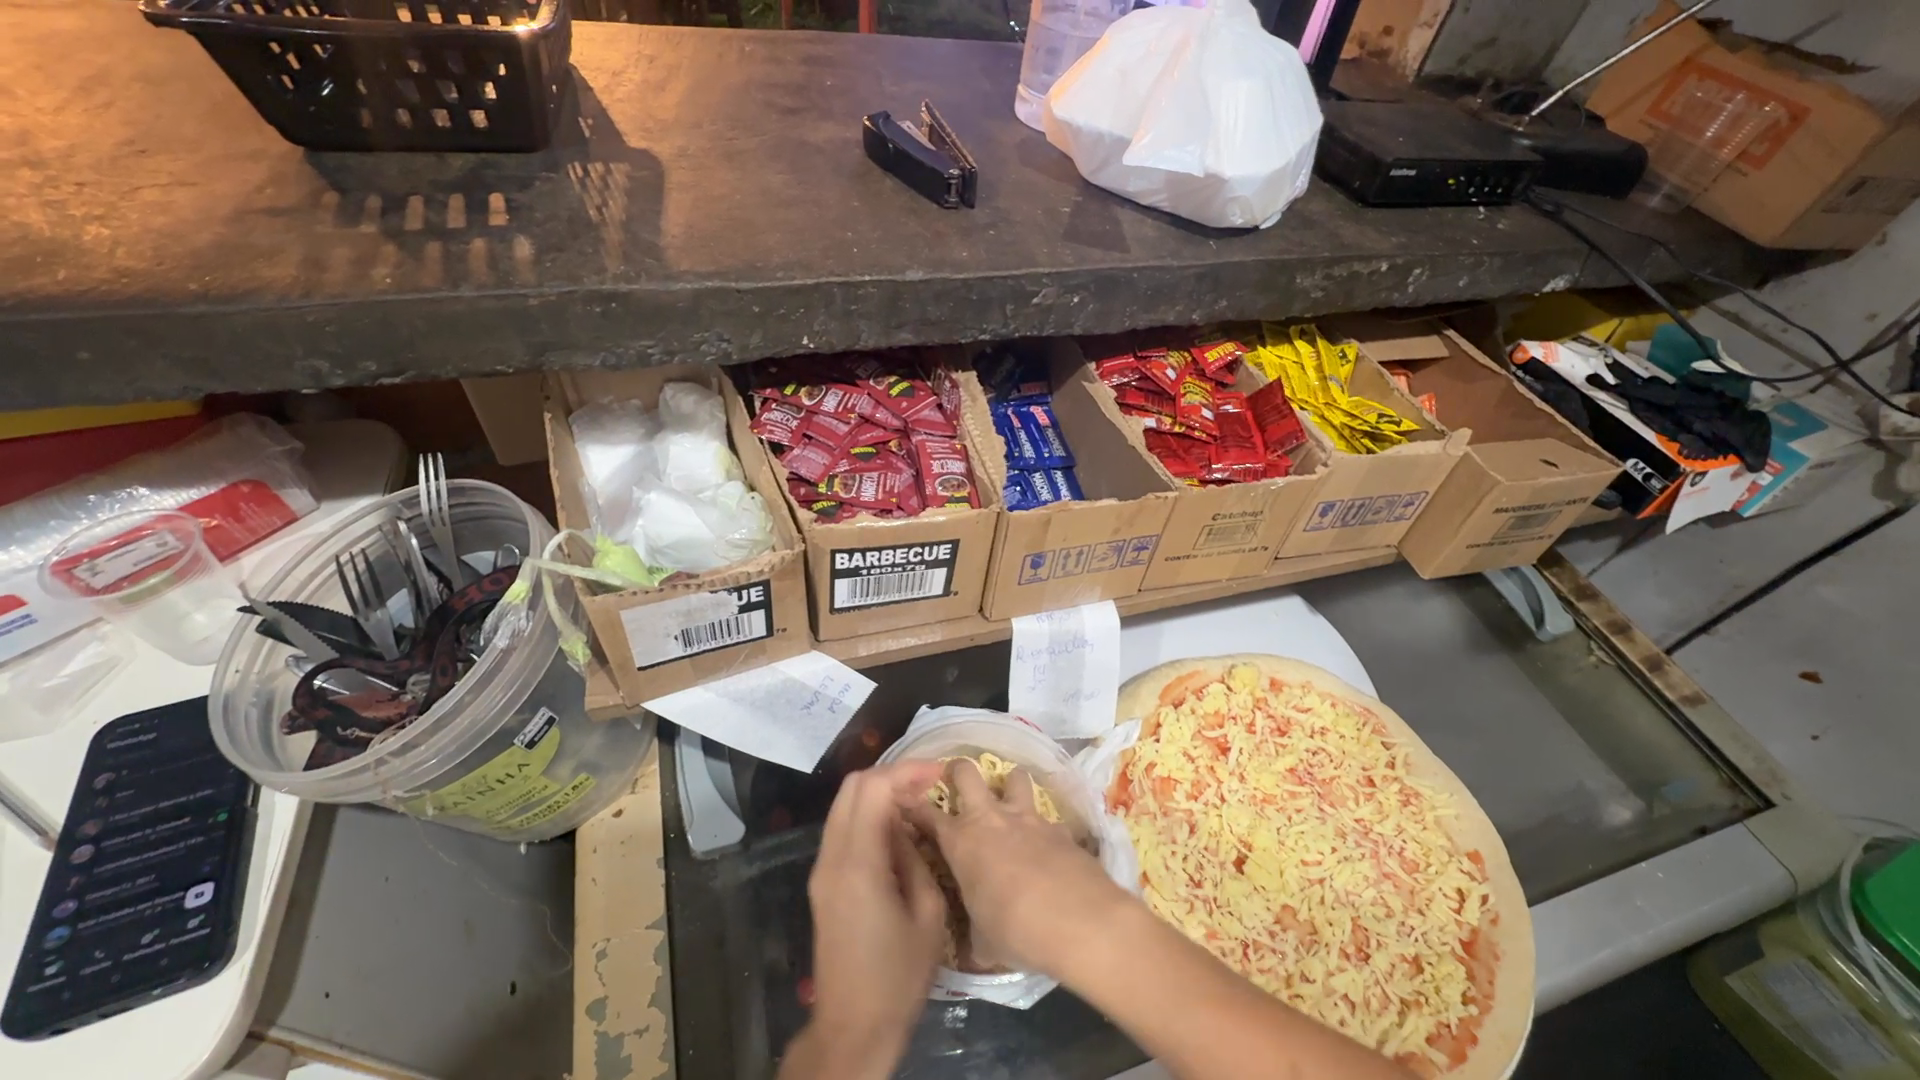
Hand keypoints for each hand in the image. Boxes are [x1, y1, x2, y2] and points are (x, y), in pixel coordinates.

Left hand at [785, 763, 947, 1079]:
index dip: (908, 770)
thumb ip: (918, 858)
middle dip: (892, 775)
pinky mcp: (823, 883)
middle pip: (852, 787)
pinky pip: (842, 829)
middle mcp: (832, 858)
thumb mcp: (929, 915)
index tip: (941, 773)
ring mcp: (822, 870)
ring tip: (918, 801)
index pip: (874, 788)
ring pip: (843, 805)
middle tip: (929, 784)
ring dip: (879, 793)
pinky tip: (898, 828)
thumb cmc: (899, 977)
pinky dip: (869, 815)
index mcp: (858, 864)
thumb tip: (911, 825)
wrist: (853, 1026)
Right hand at [908, 759, 1129, 976]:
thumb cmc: (1016, 930)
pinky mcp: (1061, 827)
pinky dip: (1043, 825)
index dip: (913, 806)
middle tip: (957, 780)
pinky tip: (1048, 846)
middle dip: (958, 770)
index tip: (905, 802)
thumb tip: (975, 952)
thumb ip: (975, 938)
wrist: (1079, 921)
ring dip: (1009, 784)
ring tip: (1009, 801)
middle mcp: (990, 819)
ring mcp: (1029, 818)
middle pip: (966, 772)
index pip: (926, 814)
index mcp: (960, 842)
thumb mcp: (984, 942)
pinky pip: (1047, 816)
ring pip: (1015, 776)